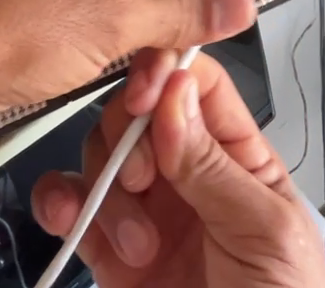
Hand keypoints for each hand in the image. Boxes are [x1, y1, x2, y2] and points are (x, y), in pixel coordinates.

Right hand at [32, 50, 324, 287]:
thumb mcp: (266, 234)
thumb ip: (215, 165)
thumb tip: (174, 90)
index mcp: (237, 156)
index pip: (197, 85)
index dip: (165, 73)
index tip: (144, 92)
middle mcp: (187, 174)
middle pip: (137, 112)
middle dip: (128, 137)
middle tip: (141, 178)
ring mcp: (147, 211)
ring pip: (102, 155)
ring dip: (105, 190)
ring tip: (138, 247)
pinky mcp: (110, 252)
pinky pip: (72, 205)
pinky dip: (59, 200)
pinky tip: (68, 216)